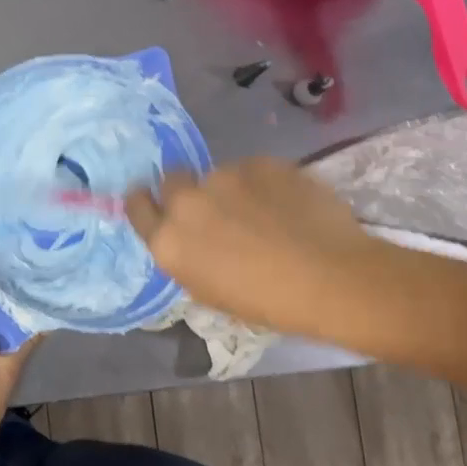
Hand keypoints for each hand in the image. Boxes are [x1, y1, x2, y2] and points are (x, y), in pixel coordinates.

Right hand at [125, 158, 384, 336]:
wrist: (330, 279)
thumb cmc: (266, 302)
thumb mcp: (207, 290)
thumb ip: (186, 255)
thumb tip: (190, 238)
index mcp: (167, 241)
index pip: (136, 206)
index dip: (145, 202)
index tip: (158, 204)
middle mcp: (187, 203)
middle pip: (171, 180)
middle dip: (185, 190)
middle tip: (213, 210)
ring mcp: (224, 177)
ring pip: (217, 175)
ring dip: (230, 190)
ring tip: (263, 213)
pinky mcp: (261, 163)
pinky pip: (252, 170)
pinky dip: (263, 184)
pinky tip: (287, 205)